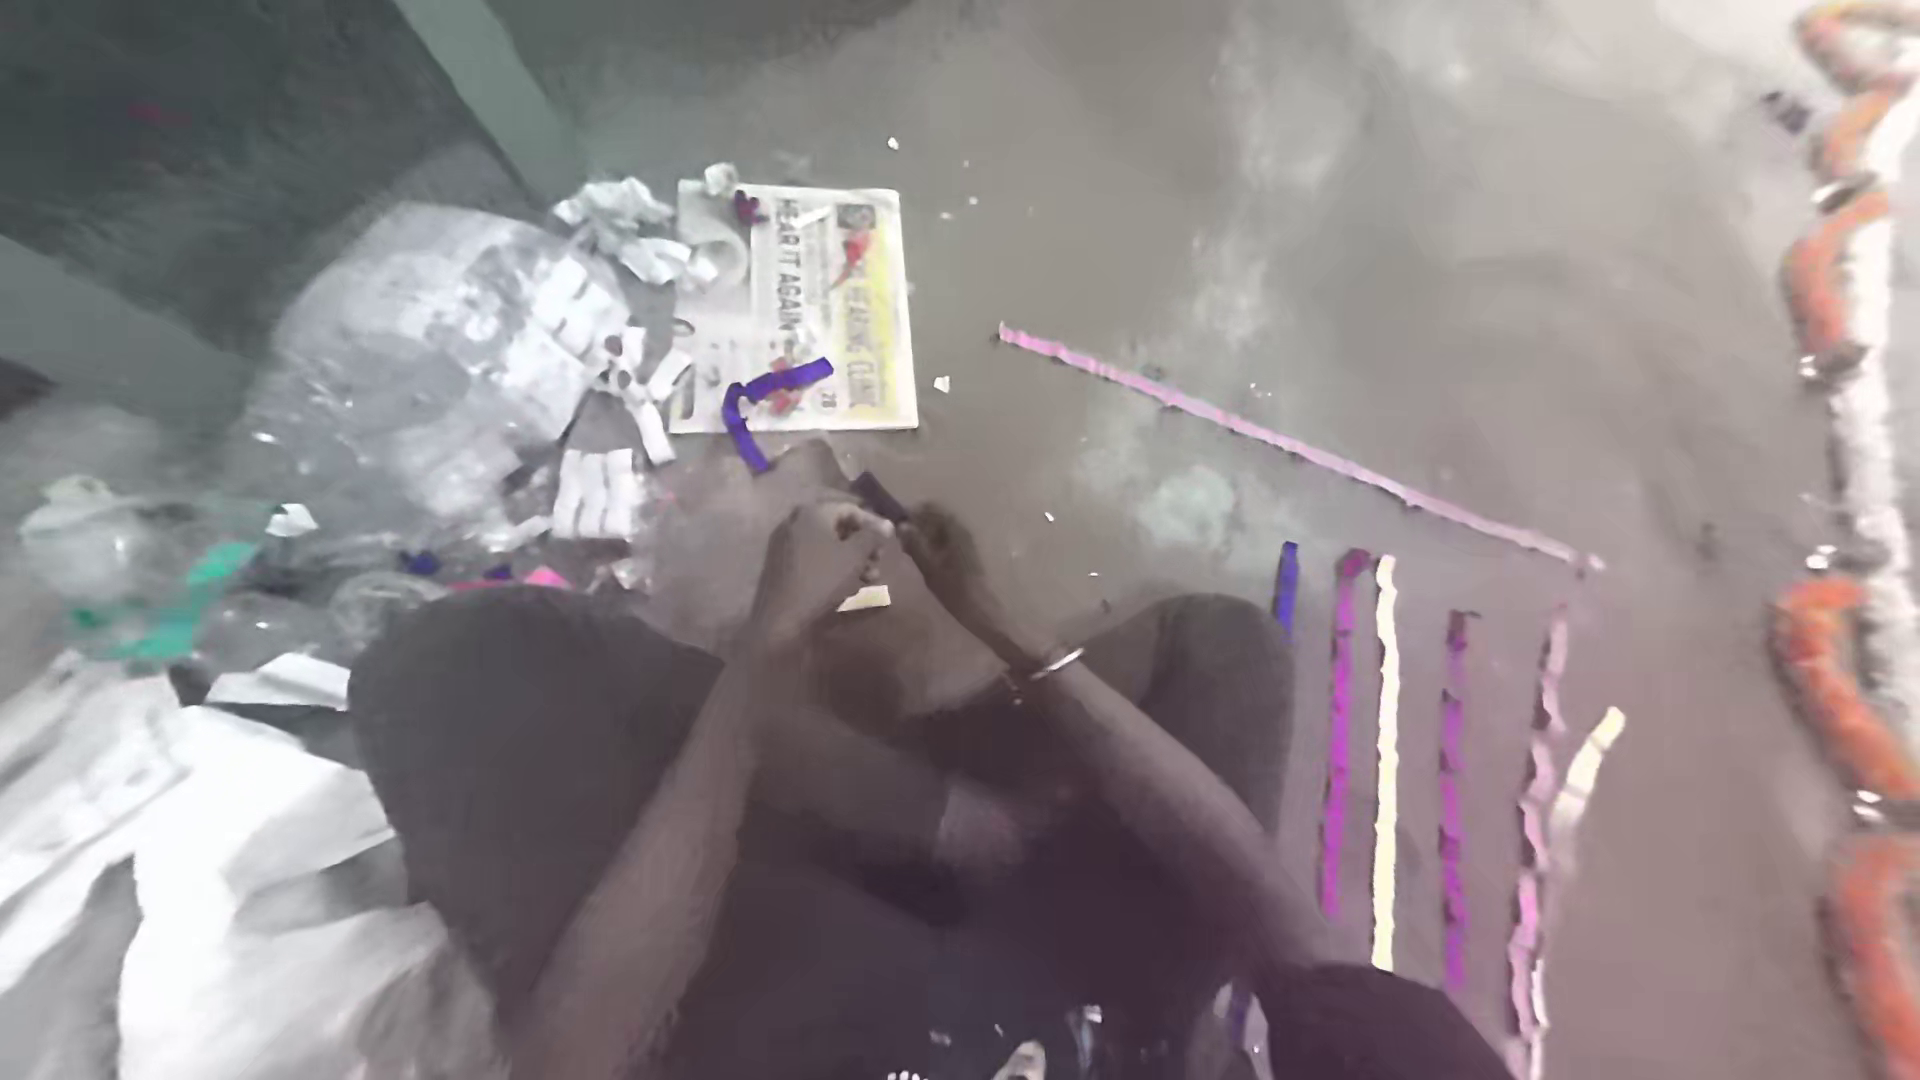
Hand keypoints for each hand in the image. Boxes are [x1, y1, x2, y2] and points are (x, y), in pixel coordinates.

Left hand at [745, 496, 894, 653]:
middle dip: (862, 544)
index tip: (888, 541)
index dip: (872, 523)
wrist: (782, 619)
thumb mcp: (855, 556)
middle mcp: (795, 523)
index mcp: (812, 513)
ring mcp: (785, 545)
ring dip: (851, 558)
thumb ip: (872, 536)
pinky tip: (848, 585)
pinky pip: (814, 558)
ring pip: (827, 545)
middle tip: (879, 561)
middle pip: (837, 527)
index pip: (849, 508)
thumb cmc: (823, 581)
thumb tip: (887, 525)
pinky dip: (833, 566)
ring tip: (870, 578)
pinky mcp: (781, 566)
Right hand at [901, 503, 1044, 665]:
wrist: (984, 613)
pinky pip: (946, 540)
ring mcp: (966, 542)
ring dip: (925, 535)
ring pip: (941, 529)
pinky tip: (924, 560)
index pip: (932, 508)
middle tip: (901, 540)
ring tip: (910, 551)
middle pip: (936, 517)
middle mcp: (963, 531)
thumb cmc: (957, 593)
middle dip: (918, 524)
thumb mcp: (931, 570)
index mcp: (955, 531)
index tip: (897, 524)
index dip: (914, 512)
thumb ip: (916, 546)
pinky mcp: (967, 554)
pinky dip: (933, 544)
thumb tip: (902, 526)